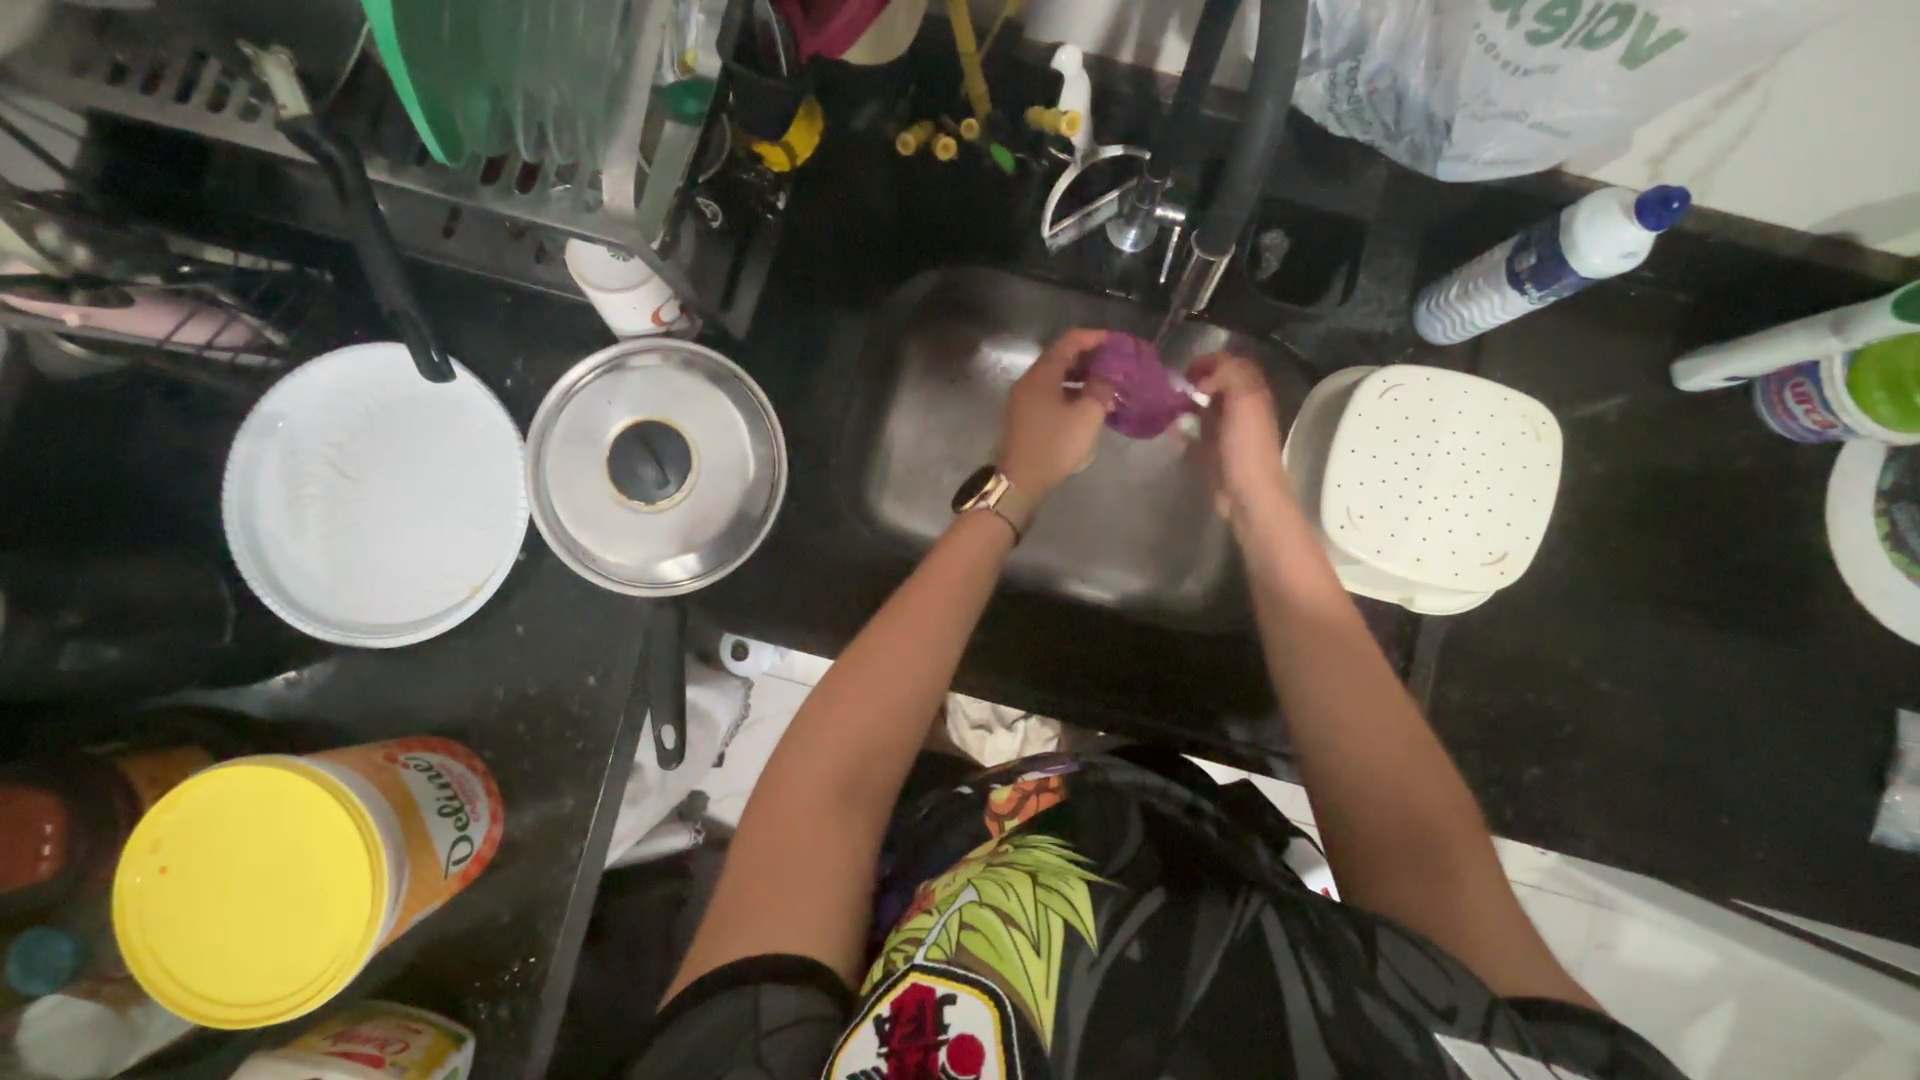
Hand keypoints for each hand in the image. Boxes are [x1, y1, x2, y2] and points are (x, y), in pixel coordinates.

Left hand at [997, 329, 1116, 496]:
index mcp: (1042, 374)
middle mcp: (1029, 380)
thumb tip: (1108, 373)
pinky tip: (1087, 405)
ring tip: (1106, 387)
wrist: (1020, 480)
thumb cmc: (1055, 445)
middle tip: (1115, 365)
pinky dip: (1070, 392)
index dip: (1095, 337)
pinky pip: (1050, 393)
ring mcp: (1023, 398)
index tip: (1117, 342)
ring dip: (1081, 378)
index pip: (1069, 341)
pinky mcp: (1024, 415)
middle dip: (1090, 358)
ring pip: (1056, 377)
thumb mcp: (1087, 415)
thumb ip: (1101, 388)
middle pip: (1061, 357)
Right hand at [1189, 352, 1291, 521]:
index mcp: (1253, 394)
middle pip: (1218, 386)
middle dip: (1196, 382)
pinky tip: (1172, 433)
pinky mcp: (1213, 452)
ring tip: (1169, 407)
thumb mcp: (1243, 400)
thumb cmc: (1246, 446)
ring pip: (1205, 409)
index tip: (1189, 370)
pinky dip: (1182, 431)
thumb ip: (1228, 376)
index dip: (1212, 361)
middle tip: (1176, 387)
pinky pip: (1195, 435)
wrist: (1246, 493)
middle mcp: (1241, 409)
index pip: (1234, 365)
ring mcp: (1227, 432)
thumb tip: (1204, 378)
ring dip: (1187, 405)